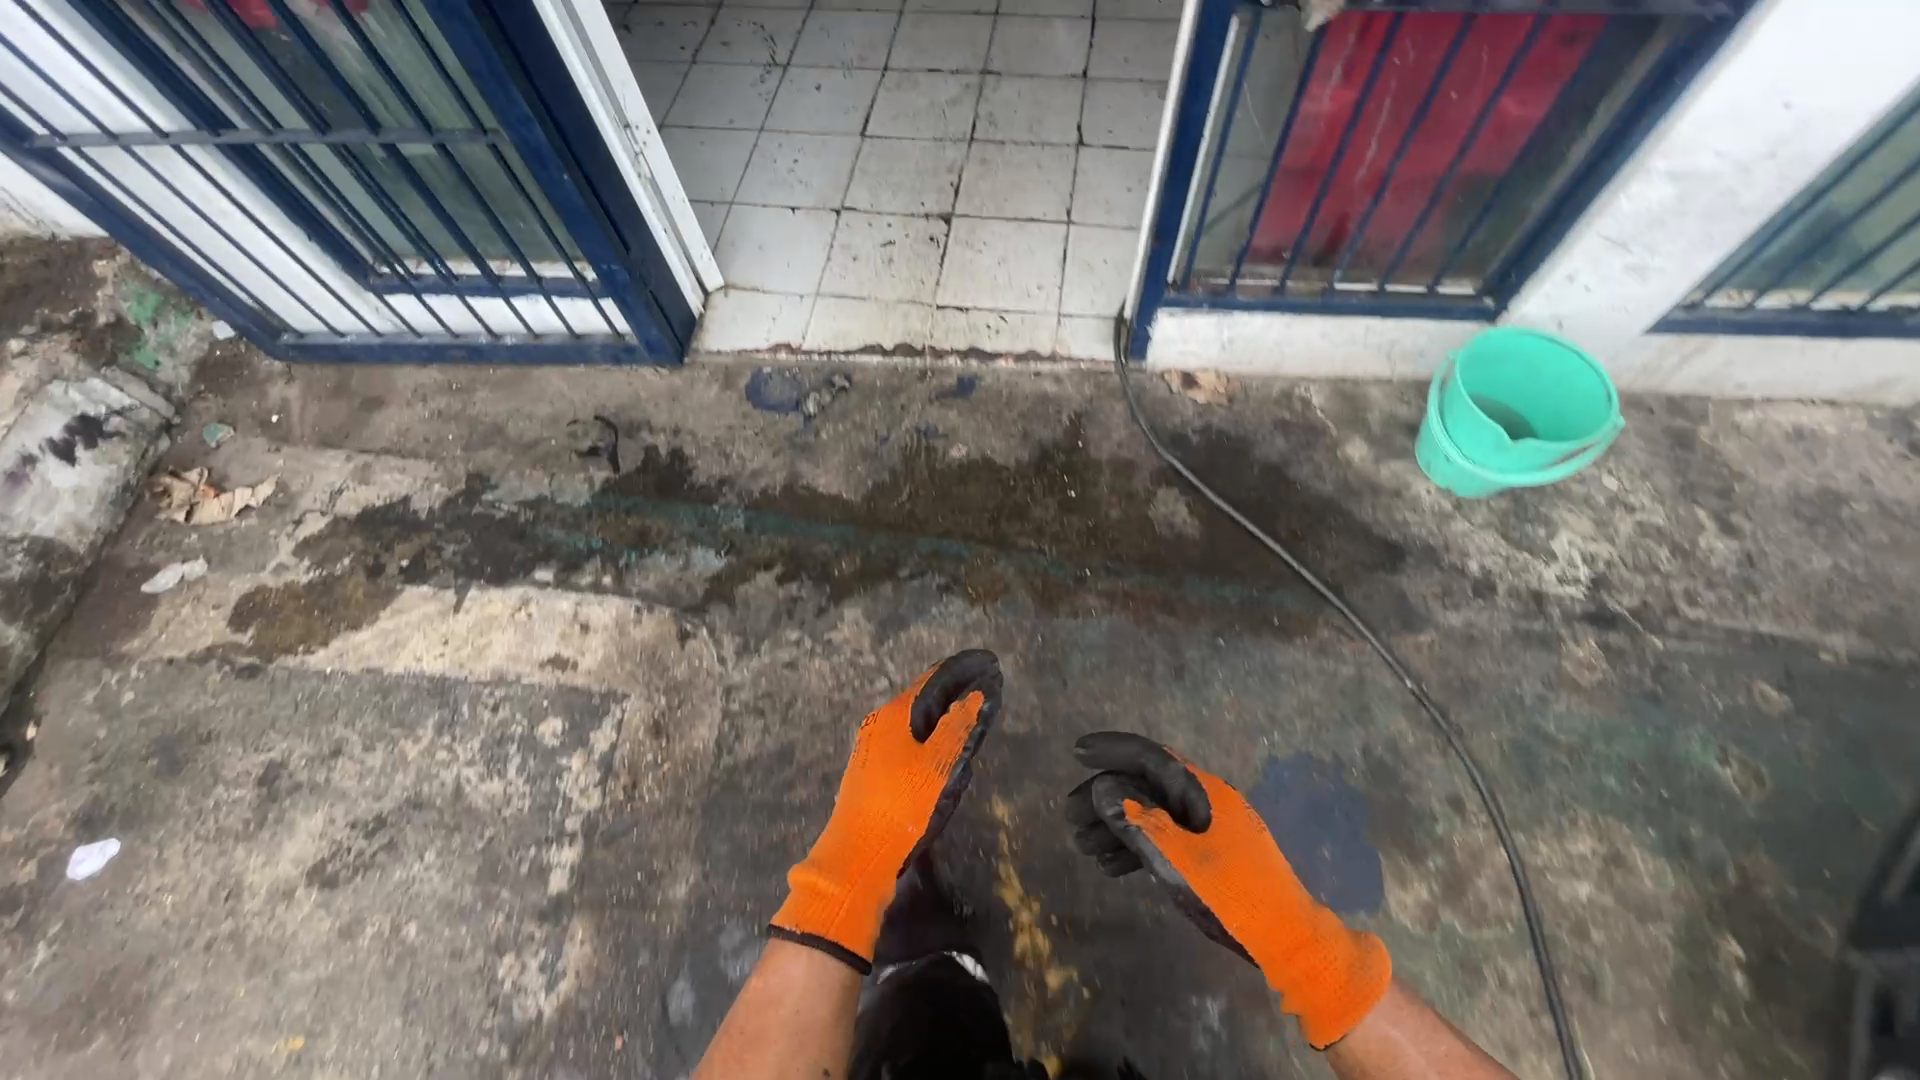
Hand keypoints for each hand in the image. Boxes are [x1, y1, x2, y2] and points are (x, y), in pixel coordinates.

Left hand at [770, 650, 1001, 971]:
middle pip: (922, 697)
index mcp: (893, 714)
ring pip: (913, 721)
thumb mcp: (937, 765)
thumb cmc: (901, 805)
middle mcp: (878, 723)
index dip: (962, 669)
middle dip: (953, 690)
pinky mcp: (871, 770)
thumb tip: (974, 694)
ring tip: (970, 715)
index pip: (933, 678)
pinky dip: (929, 735)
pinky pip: (906, 741)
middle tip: (985, 689)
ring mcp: (871, 747)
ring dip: (941, 714)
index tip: (989, 663)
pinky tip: (942, 749)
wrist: (857, 854)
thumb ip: (957, 727)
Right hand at [1065, 732, 1390, 1047]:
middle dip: (1105, 797)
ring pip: (1152, 814)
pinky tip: (1111, 866)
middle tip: (1070, 815)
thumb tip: (1103, 788)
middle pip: (1146, 785)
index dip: (1113, 750)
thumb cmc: (1232, 895)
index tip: (1078, 752)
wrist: (1286, 942)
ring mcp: (1208, 829)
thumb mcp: (1178, 858)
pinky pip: (1164, 838)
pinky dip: (1135, 847)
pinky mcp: (1209, 855)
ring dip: (1115, 825)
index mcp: (1203, 792)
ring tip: (1082, 845)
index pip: (1151, 757)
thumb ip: (1140, 821)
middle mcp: (1205, 802)